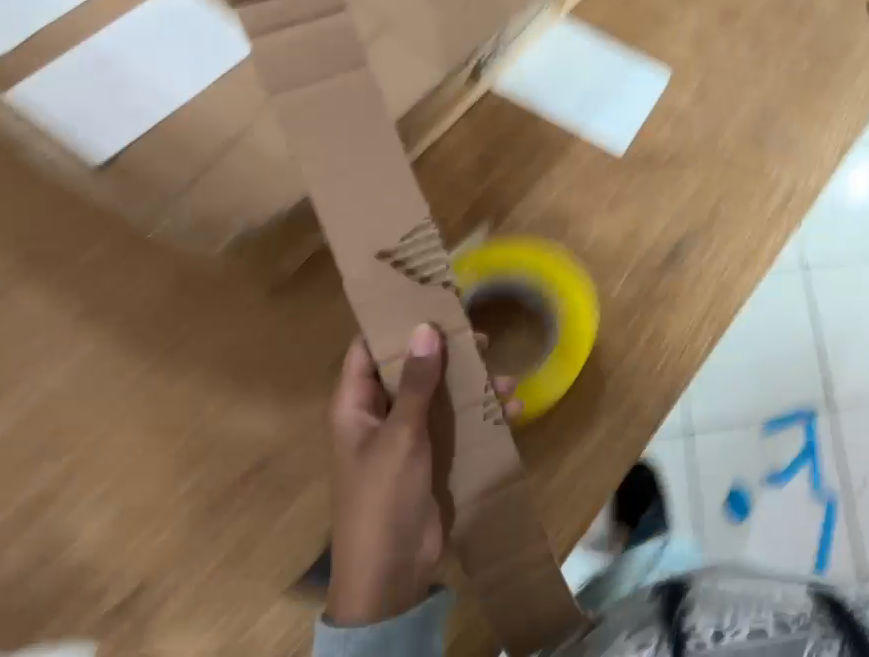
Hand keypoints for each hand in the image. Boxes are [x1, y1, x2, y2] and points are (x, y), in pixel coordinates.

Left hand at [327, 324, 522, 626]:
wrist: (389, 571)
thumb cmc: (382, 498)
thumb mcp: (401, 437)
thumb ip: (417, 383)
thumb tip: (427, 328)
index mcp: (355, 406)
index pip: (368, 350)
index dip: (395, 323)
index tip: (430, 297)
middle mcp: (379, 414)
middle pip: (411, 368)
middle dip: (447, 353)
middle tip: (481, 337)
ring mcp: (406, 437)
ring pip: (441, 395)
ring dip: (473, 387)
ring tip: (506, 381)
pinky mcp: (431, 457)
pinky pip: (458, 424)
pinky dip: (483, 416)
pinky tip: (513, 411)